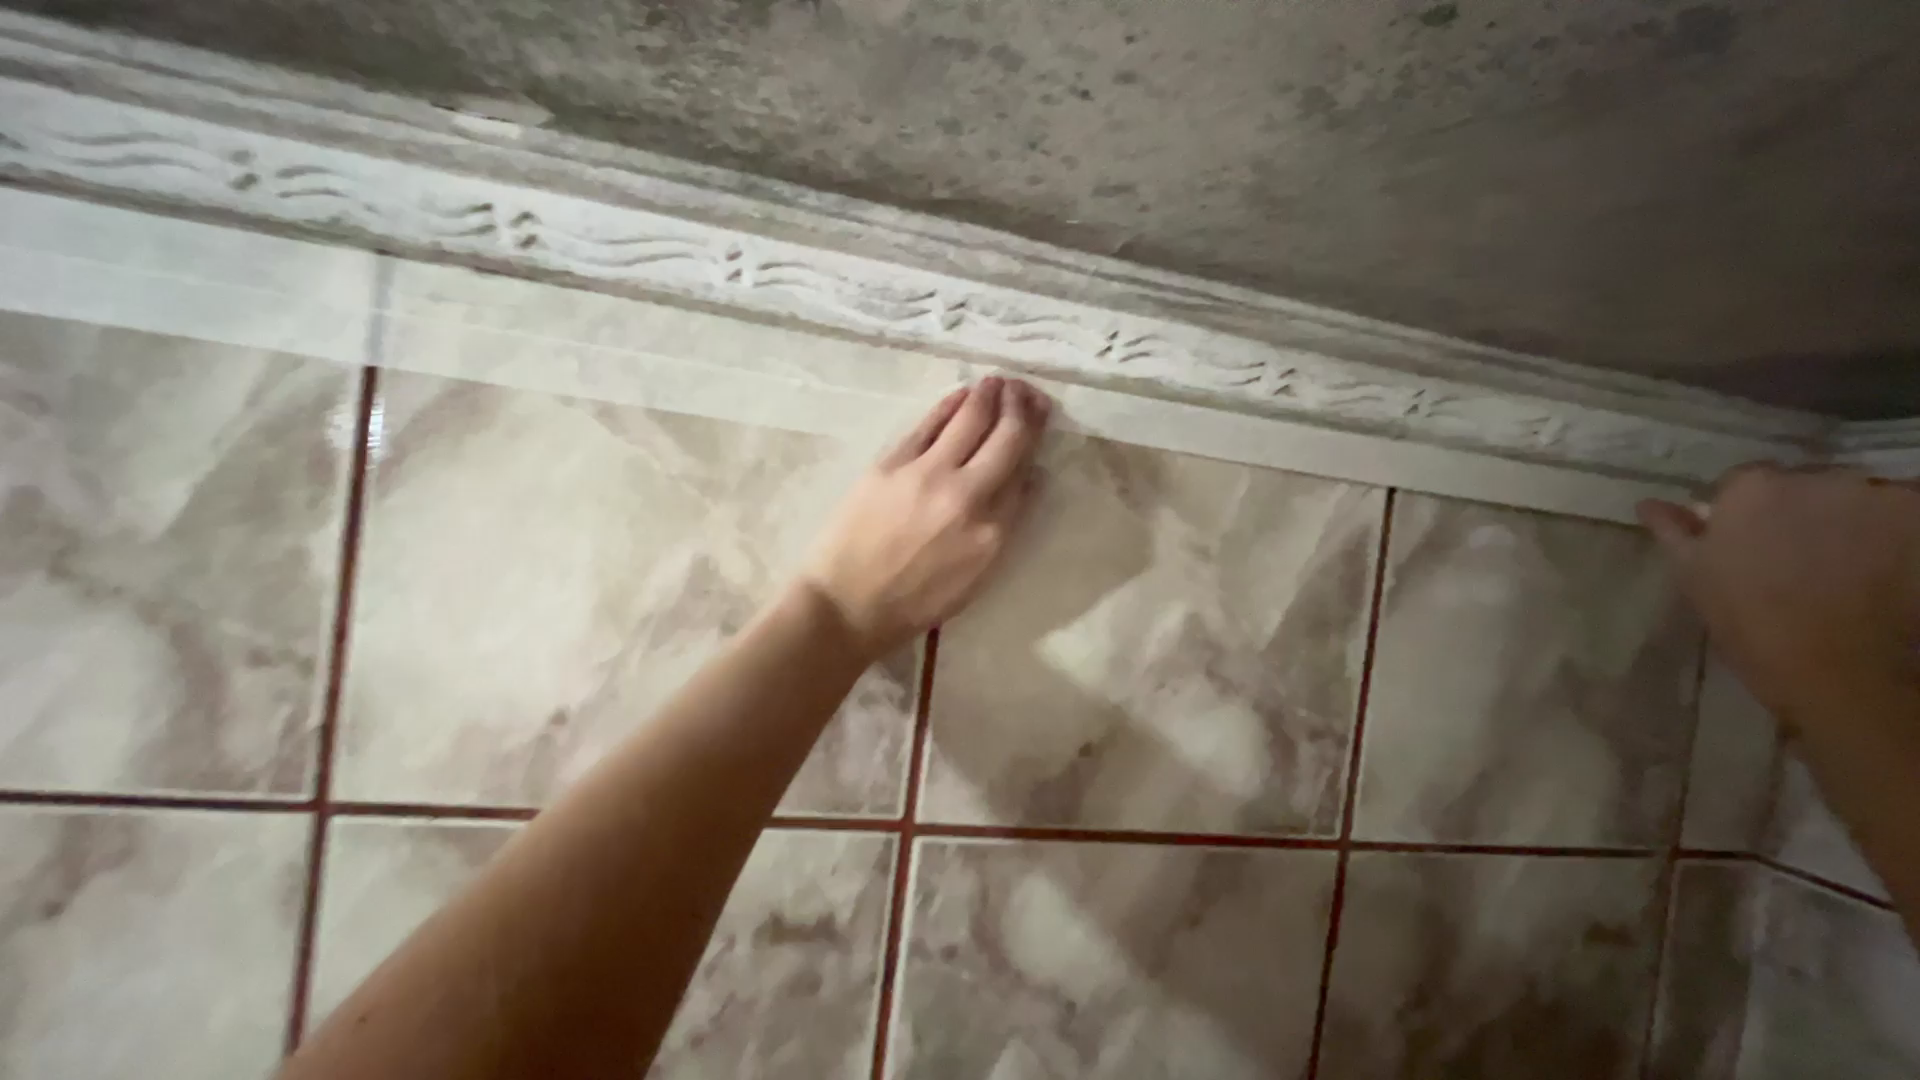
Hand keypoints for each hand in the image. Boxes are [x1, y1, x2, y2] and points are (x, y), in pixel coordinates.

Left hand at [800, 376, 1052, 656]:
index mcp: (992, 535)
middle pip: (1007, 439)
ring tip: (1000, 382)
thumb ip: (1003, 529)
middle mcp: (968, 497)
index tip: (1038, 425)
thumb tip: (1025, 480)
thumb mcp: (974, 580)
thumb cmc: (913, 604)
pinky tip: (963, 394)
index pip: (1025, 476)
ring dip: (991, 395)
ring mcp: (928, 474)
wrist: (845, 605)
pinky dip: (952, 404)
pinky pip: (931, 423)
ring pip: (971, 419)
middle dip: (1023, 409)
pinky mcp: (893, 462)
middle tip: (1028, 392)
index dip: (1035, 445)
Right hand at [1638, 464, 1919, 725]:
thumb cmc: (1746, 619)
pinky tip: (1882, 563)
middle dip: (1800, 509)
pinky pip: (1905, 510)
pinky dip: (1895, 530)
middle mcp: (1815, 478)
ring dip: (1850, 517)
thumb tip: (1649, 504)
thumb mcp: (1694, 574)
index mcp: (1750, 489)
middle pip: (1805, 483)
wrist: (1833, 665)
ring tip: (1844, 561)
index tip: (1744, 539)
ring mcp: (1876, 495)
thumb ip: (1675, 531)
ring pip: (1857, 495)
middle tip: (1794, 553)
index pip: (1743, 480)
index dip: (1742, 510)